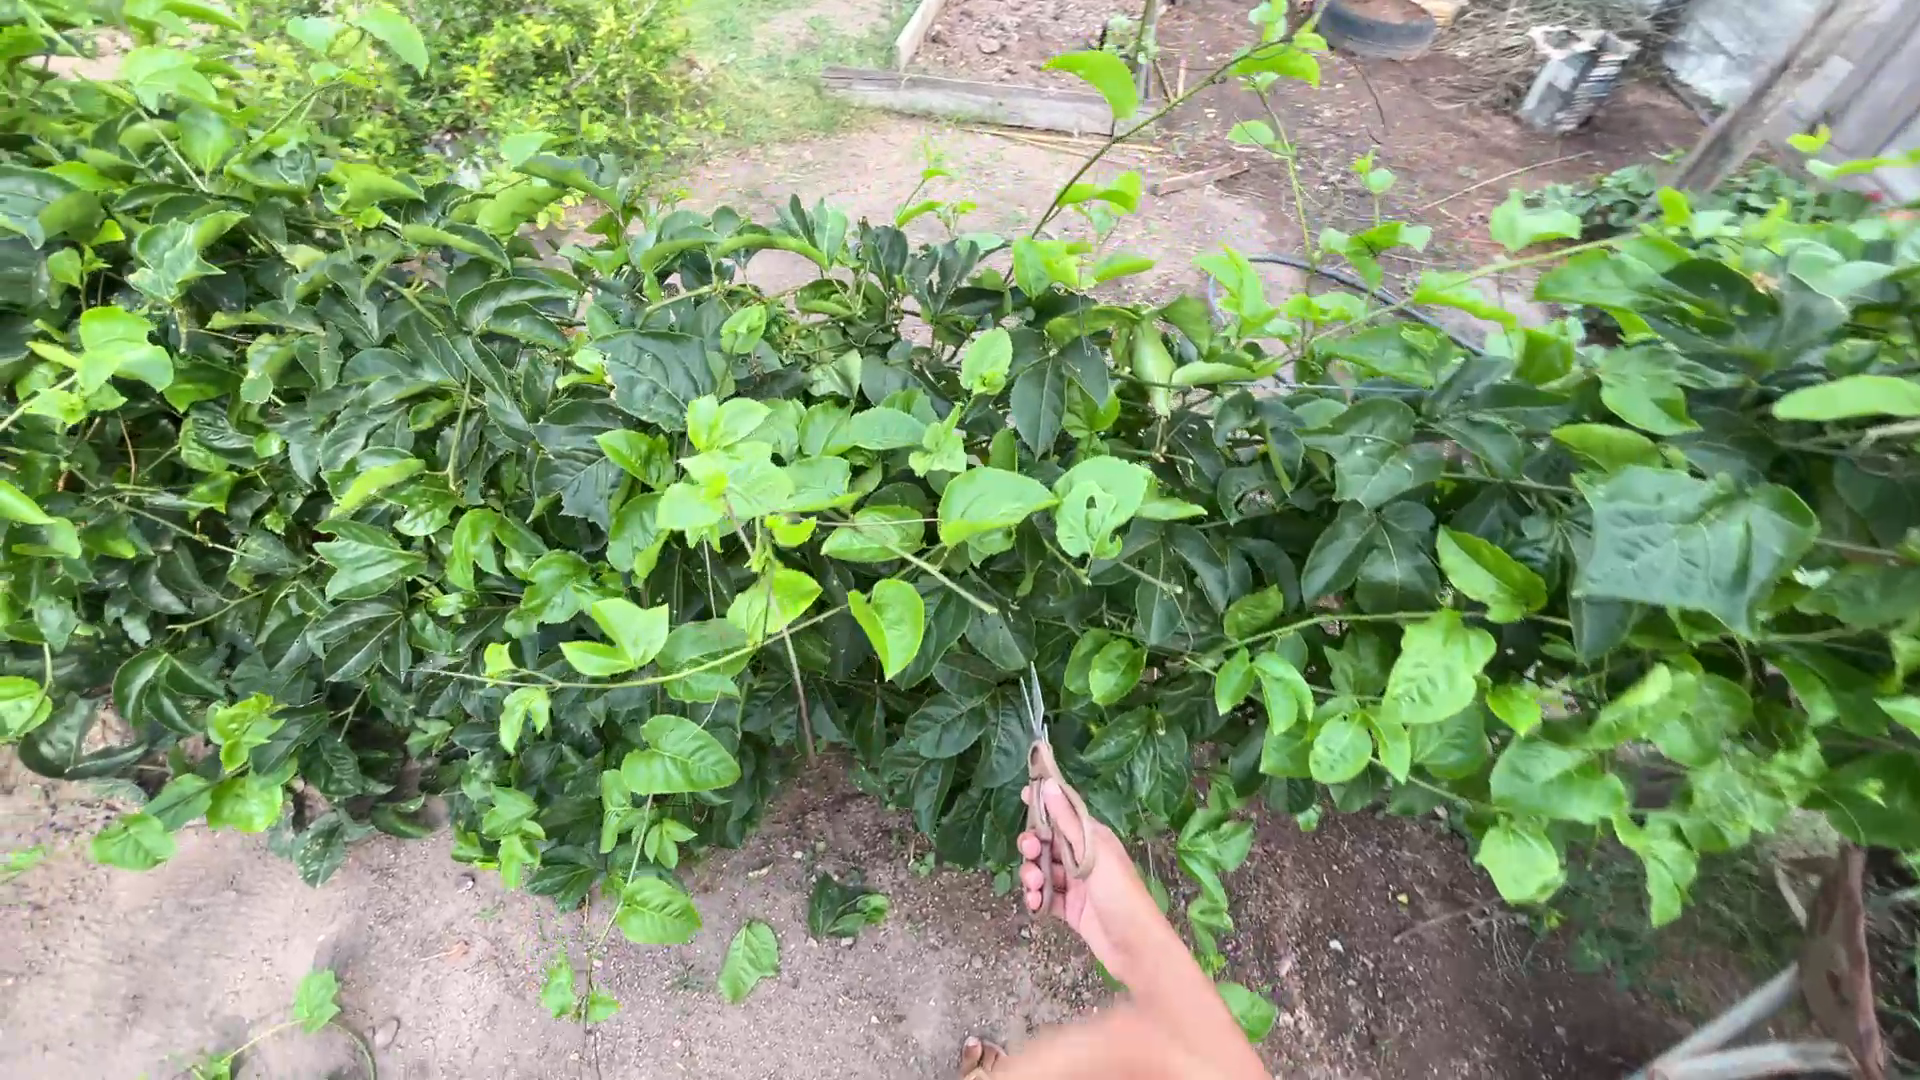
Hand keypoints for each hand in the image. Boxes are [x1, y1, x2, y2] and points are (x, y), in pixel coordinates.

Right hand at [1018, 778, 1167, 981]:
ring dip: (1032, 875)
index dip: (1044, 804)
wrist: (1136, 948)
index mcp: (1092, 837)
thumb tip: (1049, 784)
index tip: (1023, 795)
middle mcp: (1083, 857)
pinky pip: (1046, 897)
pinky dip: (1037, 899)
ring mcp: (1076, 884)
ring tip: (1034, 886)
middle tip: (1030, 851)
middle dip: (1033, 845)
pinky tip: (1035, 905)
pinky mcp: (1070, 909)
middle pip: (1047, 843)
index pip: (1064, 813)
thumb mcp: (1093, 852)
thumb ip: (1068, 821)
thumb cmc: (1120, 893)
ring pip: (1043, 870)